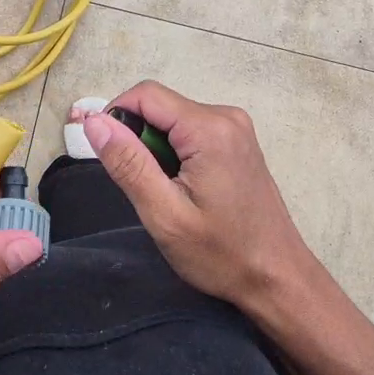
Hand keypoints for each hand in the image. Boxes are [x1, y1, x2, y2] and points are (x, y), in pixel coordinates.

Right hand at [80, 80, 316, 308]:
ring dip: (158, 147)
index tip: (107, 154)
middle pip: (161, 105)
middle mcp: (226, 115)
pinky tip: (186, 188)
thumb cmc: (222, 254)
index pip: (146, 94)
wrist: (279, 280)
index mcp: (209, 128)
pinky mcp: (239, 140)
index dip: (116, 116)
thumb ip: (128, 163)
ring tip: (166, 192)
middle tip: (141, 184)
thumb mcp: (165, 215)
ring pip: (174, 118)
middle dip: (139, 137)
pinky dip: (177, 151)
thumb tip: (94, 121)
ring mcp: (236, 127)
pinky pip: (192, 129)